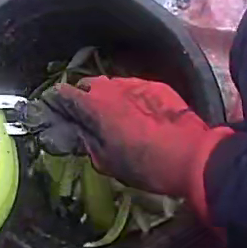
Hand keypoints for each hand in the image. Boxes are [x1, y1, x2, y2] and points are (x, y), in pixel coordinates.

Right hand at [41, 76, 234, 220]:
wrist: (192, 155)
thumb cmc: (145, 164)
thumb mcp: (107, 161)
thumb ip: (88, 143)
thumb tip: (78, 133)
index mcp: (94, 105)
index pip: (65, 93)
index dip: (57, 100)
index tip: (54, 107)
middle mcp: (111, 87)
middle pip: (89, 84)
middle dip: (84, 96)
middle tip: (87, 114)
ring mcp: (134, 83)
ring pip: (113, 85)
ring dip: (108, 96)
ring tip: (114, 114)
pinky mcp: (155, 85)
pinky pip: (134, 89)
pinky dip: (130, 98)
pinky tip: (138, 113)